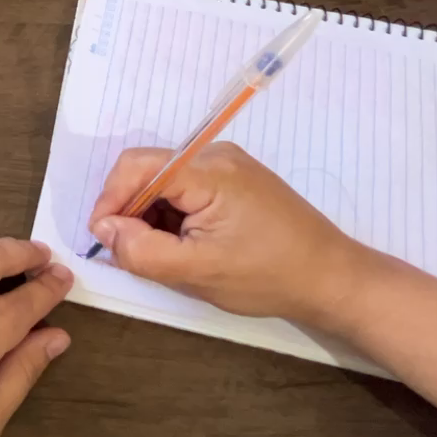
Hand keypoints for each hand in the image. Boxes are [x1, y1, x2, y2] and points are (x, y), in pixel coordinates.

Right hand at [89, 143, 380, 329]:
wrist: (334, 280)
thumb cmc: (268, 276)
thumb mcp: (196, 272)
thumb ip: (142, 250)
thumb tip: (104, 229)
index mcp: (209, 171)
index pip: (137, 166)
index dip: (110, 199)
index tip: (103, 237)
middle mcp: (215, 156)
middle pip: (148, 170)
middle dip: (130, 209)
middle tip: (130, 249)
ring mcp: (227, 165)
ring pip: (164, 181)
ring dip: (151, 215)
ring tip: (162, 252)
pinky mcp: (234, 180)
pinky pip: (185, 188)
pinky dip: (172, 214)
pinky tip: (182, 244)